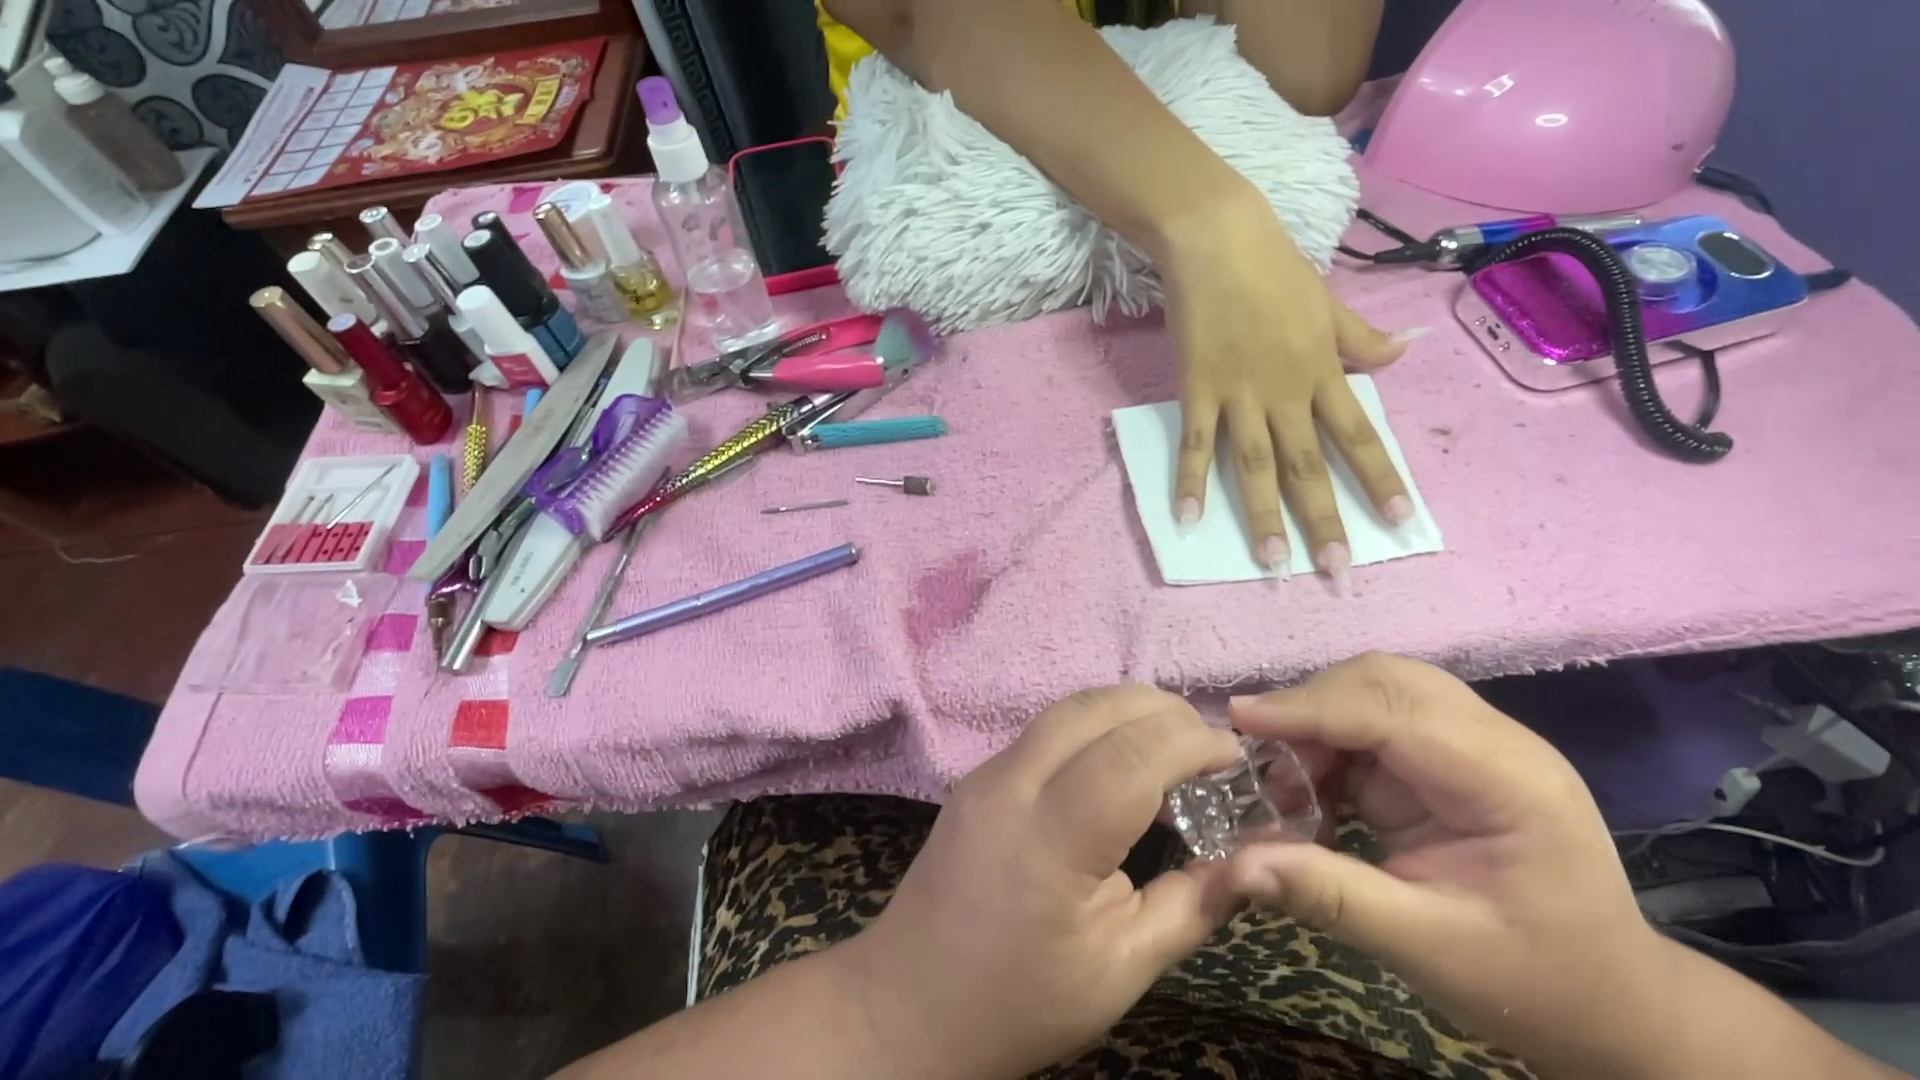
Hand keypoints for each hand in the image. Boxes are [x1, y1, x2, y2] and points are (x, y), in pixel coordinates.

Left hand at [839, 686, 1242, 1078]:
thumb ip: (1191, 907)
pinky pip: (1043, 729)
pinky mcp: (973, 778)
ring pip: (1066, 708)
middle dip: (1164, 711)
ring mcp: (984, 775)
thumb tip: (1253, 861)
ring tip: (1174, 743)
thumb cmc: (1018, 1001)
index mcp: (1050, 839)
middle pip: (1096, 709)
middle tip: (1211, 746)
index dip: (1193, 743)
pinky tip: (1119, 758)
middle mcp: (1010, 786)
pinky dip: (1094, 724)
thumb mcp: (1120, 971)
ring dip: (1126, 709)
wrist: (907, 1005)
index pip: (1132, 755)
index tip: (1236, 758)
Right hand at [1162, 189, 1413, 588]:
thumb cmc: (1274, 266)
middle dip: (1324, 519)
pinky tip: (1190, 521)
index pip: (1360, 434)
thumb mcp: (1328, 300)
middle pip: (1309, 465)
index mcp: (1322, 370)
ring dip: (1264, 516)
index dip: (1380, 479)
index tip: (1401, 521)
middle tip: (1337, 570)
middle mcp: (1286, 391)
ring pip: (1256, 465)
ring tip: (1272, 563)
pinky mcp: (1197, 389)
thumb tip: (1398, 359)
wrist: (1217, 237)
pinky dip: (1191, 481)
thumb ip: (1359, 337)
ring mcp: (1239, 393)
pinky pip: (1196, 444)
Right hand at [1223, 654, 1663, 1057]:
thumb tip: (1237, 864)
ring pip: (1376, 693)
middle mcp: (1494, 744)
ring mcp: (1472, 748)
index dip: (1312, 708)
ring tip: (1279, 786)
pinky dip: (1328, 750)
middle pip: (1387, 681)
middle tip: (1253, 757)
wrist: (1608, 1003)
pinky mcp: (1446, 764)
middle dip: (1310, 707)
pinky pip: (1372, 729)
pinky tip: (1308, 796)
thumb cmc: (1531, 980)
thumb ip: (1332, 896)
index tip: (1239, 720)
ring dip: (1316, 725)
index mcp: (1509, 781)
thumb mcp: (1427, 950)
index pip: (1396, 711)